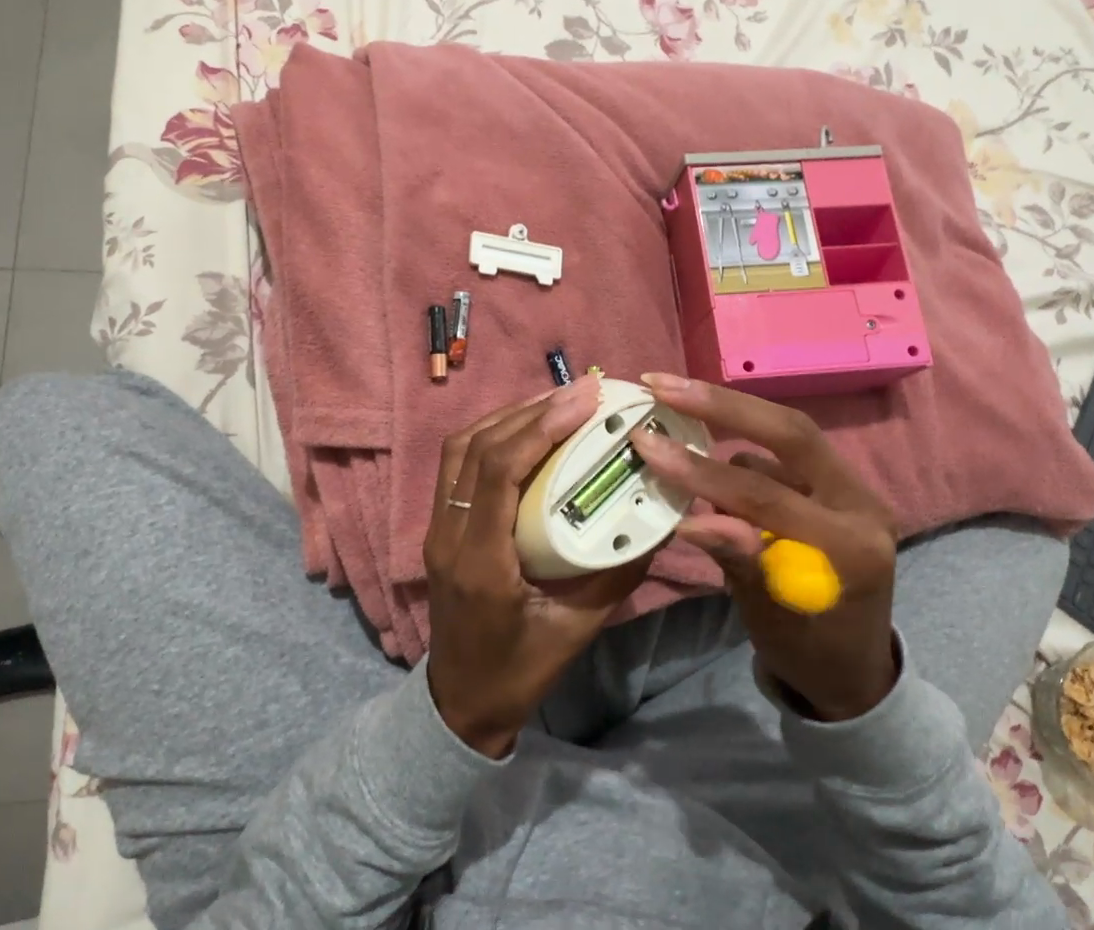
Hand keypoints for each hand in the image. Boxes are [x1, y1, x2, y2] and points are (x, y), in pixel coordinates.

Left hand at [423, 375, 653, 757]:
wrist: (460, 702)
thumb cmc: (519, 672)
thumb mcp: (578, 629)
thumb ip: (616, 573)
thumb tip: (657, 518)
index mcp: (481, 562)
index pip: (499, 471)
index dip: (542, 425)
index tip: (586, 398)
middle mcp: (449, 535)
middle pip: (476, 448)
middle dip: (530, 409)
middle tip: (583, 390)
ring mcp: (437, 529)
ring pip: (459, 450)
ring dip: (507, 416)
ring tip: (558, 400)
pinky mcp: (440, 528)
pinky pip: (458, 466)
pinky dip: (492, 436)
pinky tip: (529, 430)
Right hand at [629, 373, 899, 720]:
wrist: (851, 668)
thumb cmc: (807, 650)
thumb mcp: (766, 616)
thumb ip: (738, 559)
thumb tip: (688, 519)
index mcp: (850, 546)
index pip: (767, 495)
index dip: (702, 472)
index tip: (646, 445)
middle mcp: (862, 506)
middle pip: (792, 433)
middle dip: (722, 405)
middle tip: (661, 384)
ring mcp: (853, 491)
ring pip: (787, 437)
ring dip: (728, 422)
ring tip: (670, 414)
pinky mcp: (836, 486)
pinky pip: (783, 456)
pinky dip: (740, 452)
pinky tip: (705, 461)